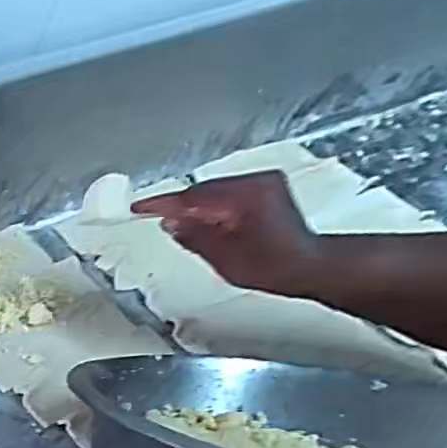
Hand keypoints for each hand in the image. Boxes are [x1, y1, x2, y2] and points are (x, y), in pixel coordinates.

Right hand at [131, 171, 327, 295]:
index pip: (192, 196)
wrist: (308, 265)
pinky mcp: (267, 190)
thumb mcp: (220, 255)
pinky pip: (226, 193)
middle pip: (203, 190)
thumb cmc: (270, 264)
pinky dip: (207, 205)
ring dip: (191, 205)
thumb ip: (192, 236)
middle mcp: (259, 182)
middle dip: (176, 204)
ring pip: (213, 191)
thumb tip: (171, 222)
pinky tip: (197, 218)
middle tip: (150, 215)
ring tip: (172, 221)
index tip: (138, 207)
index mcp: (245, 196)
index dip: (161, 203)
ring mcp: (265, 184)